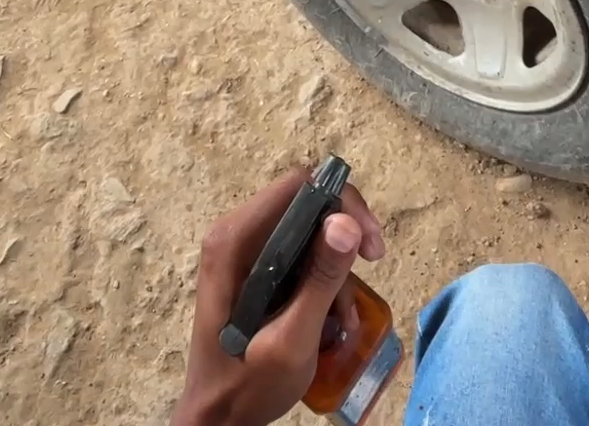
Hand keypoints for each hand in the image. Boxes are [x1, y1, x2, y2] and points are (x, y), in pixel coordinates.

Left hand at [173, 168, 386, 425]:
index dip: (342, 202)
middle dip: (344, 234)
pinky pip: (299, 250)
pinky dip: (322, 277)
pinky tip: (332, 317)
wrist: (216, 421)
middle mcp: (236, 231)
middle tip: (373, 263)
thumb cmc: (247, 385)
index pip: (299, 186)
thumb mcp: (292, 340)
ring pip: (307, 227)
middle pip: (306, 202)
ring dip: (335, 266)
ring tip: (345, 316)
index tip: (369, 243)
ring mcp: (243, 247)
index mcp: (235, 239)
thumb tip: (346, 222)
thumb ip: (319, 281)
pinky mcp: (253, 264)